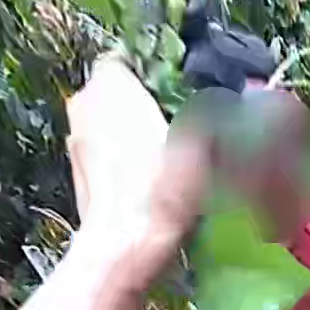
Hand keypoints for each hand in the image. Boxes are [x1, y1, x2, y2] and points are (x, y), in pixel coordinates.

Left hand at [66, 56, 209, 273]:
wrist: (123, 253)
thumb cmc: (159, 194)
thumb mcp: (202, 145)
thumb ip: (215, 113)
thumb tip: (234, 101)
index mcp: (109, 82)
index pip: (134, 56)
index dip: (162, 73)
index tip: (187, 95)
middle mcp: (82, 104)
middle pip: (123, 93)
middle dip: (151, 107)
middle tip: (184, 130)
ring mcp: (75, 144)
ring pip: (114, 127)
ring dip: (139, 138)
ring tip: (171, 163)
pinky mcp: (78, 178)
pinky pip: (108, 159)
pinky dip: (127, 166)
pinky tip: (151, 188)